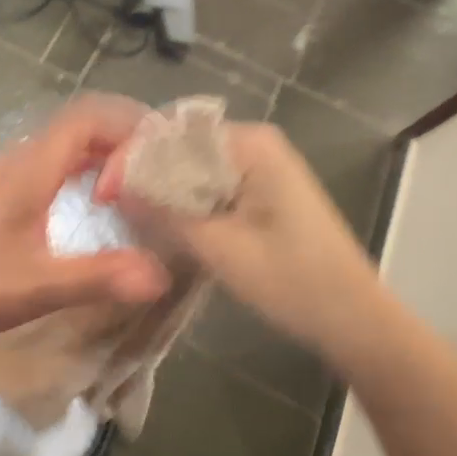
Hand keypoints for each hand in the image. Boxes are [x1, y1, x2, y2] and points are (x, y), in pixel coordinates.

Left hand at [0, 95, 170, 359]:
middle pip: (81, 124)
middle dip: (126, 136)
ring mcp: (9, 176)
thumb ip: (101, 276)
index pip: (88, 118)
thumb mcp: (40, 286)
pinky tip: (102, 201)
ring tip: (145, 181)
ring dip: (106, 151)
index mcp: (29, 168)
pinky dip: (86, 168)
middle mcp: (20, 161)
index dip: (128, 129)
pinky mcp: (5, 196)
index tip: (159, 164)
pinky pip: (55, 163)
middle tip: (167, 167)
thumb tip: (163, 275)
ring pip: (67, 143)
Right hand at [101, 121, 379, 351]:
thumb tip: (114, 186)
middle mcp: (255, 142)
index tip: (101, 191)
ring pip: (191, 166)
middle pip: (180, 144)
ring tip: (126, 213)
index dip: (131, 158)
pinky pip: (208, 182)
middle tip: (107, 203)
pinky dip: (183, 200)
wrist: (355, 321)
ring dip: (160, 187)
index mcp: (250, 144)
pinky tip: (162, 223)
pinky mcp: (261, 189)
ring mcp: (260, 165)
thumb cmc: (293, 282)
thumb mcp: (218, 248)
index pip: (173, 134)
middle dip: (142, 171)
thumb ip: (163, 211)